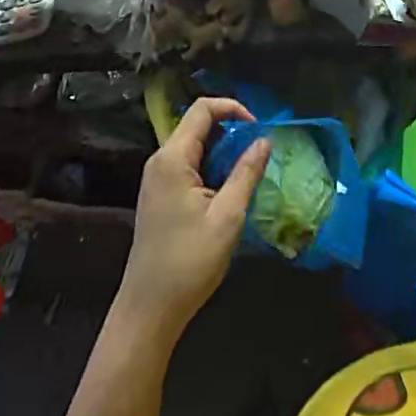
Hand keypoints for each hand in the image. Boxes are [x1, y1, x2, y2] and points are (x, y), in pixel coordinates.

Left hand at [118, 98, 269, 333]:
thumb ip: (246, 173)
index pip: (202, 110)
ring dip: (223, 152)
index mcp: (172, 158)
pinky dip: (211, 168)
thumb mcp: (227, 216)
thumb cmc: (190, 262)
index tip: (259, 129)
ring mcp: (157, 177)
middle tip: (259, 154)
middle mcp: (160, 160)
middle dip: (231, 131)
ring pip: (194, 147)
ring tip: (249, 173)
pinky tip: (229, 190)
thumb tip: (264, 140)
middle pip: (197, 125)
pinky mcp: (159, 194)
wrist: (150, 306)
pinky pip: (188, 166)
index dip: (232, 108)